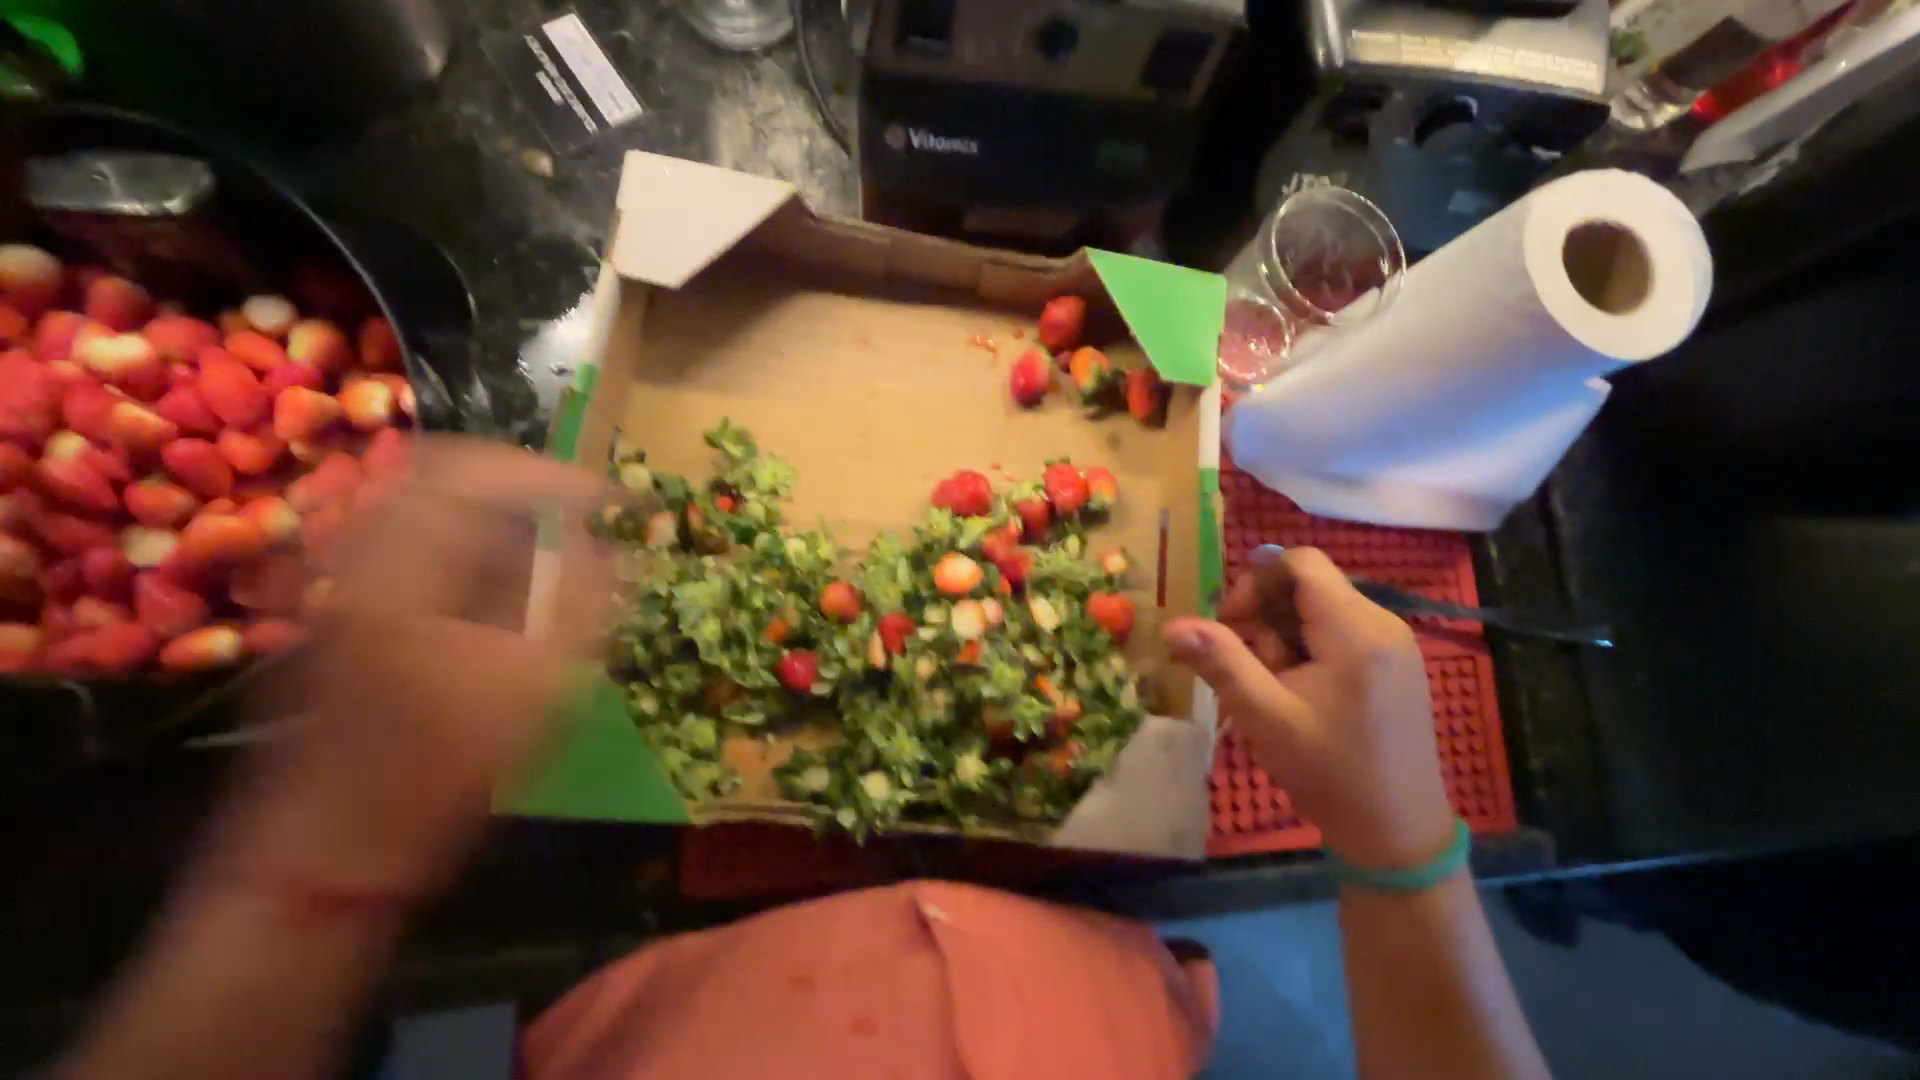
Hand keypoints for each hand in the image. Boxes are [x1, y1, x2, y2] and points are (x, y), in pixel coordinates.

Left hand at [221, 438, 616, 894]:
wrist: (339, 840)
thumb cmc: (444, 768)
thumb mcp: (534, 686)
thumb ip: (581, 603)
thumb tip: (611, 549)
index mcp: (403, 567)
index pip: (477, 473)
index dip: (555, 476)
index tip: (613, 502)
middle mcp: (367, 556)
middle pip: (450, 474)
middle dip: (531, 482)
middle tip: (589, 508)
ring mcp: (354, 580)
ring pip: (436, 504)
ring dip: (507, 509)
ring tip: (565, 537)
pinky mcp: (359, 606)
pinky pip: (425, 540)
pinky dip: (481, 539)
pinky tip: (519, 578)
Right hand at [1162, 546, 1454, 869]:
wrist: (1398, 833)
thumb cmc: (1330, 774)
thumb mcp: (1266, 717)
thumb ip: (1221, 663)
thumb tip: (1172, 625)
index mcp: (1356, 630)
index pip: (1299, 563)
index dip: (1254, 584)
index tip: (1231, 628)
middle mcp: (1382, 624)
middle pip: (1306, 587)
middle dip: (1266, 620)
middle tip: (1251, 673)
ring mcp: (1394, 644)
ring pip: (1317, 611)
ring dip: (1283, 640)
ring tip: (1277, 692)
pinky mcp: (1394, 663)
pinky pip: (1337, 633)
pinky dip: (1307, 652)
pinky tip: (1301, 696)